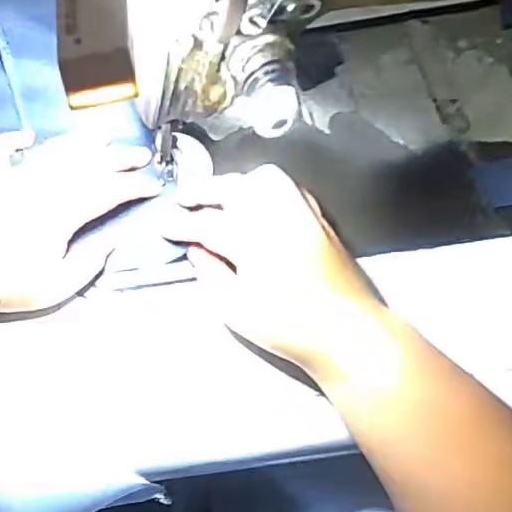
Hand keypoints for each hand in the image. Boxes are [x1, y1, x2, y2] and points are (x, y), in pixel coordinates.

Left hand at [0, 131, 161, 314]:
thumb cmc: (6, 284)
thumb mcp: (57, 285)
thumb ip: (87, 264)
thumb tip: (108, 246)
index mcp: (62, 212)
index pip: (107, 191)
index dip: (134, 186)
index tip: (152, 185)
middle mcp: (41, 187)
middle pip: (87, 164)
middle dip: (118, 156)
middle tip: (141, 153)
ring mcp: (13, 181)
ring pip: (53, 152)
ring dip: (80, 141)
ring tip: (102, 133)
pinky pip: (0, 154)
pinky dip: (12, 141)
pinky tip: (27, 136)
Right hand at [166, 164, 392, 378]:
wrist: (347, 330)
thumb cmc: (288, 326)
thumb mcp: (235, 308)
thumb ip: (211, 274)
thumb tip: (197, 252)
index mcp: (249, 237)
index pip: (205, 223)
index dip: (180, 224)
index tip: (164, 226)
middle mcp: (276, 214)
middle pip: (233, 188)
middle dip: (205, 192)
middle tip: (185, 199)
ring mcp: (301, 213)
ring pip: (264, 180)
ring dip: (237, 183)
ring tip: (220, 196)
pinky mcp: (319, 219)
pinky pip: (288, 189)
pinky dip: (266, 190)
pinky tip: (258, 204)